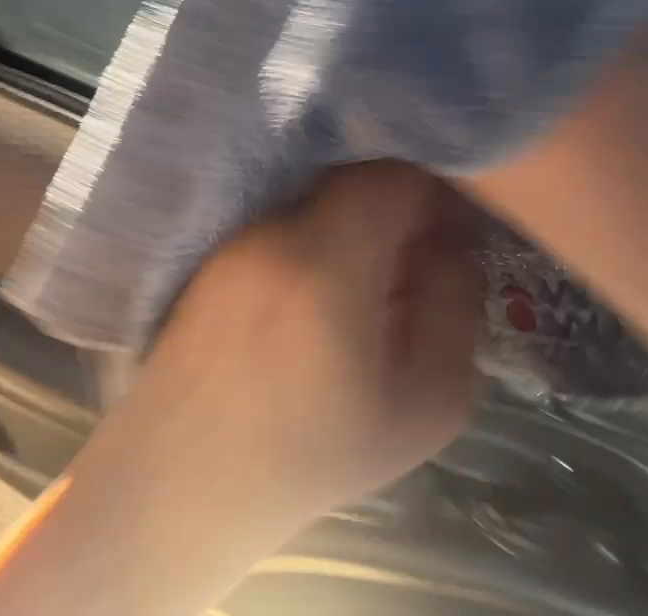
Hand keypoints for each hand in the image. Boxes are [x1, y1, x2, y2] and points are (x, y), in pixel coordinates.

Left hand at [139, 160, 485, 515]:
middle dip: (390, 212)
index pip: (385, 176)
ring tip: (368, 287)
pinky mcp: (206, 259)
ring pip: (304, 205)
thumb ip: (452, 307)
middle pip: (342, 184)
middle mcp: (266, 233)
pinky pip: (271, 228)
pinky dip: (306, 245)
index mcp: (322, 259)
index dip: (432, 192)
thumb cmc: (319, 448)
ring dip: (346, 229)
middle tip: (417, 260)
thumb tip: (450, 248)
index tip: (453, 232)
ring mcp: (229, 242)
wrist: (194, 470)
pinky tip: (318, 298)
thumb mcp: (427, 399)